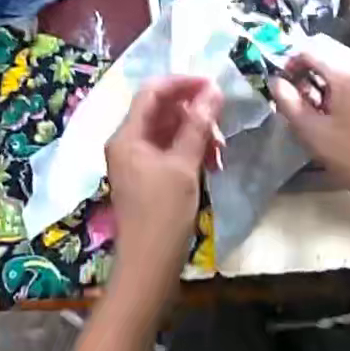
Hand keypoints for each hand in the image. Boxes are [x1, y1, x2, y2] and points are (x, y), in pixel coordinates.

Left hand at [104, 75, 223, 300]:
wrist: (149, 267)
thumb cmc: (163, 215)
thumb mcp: (184, 166)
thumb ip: (198, 125)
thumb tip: (213, 90)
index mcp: (127, 136)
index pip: (152, 92)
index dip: (182, 83)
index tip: (213, 84)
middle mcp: (127, 142)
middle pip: (161, 110)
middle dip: (194, 112)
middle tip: (222, 122)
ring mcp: (137, 160)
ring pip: (169, 130)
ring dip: (197, 133)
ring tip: (221, 151)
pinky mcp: (148, 176)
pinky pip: (170, 150)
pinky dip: (191, 150)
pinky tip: (212, 163)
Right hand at [269, 36, 349, 267]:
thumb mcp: (315, 136)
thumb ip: (289, 103)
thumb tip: (276, 82)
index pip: (311, 47)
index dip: (289, 60)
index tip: (282, 84)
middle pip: (329, 51)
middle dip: (308, 68)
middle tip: (297, 98)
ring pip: (346, 64)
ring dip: (326, 78)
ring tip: (318, 111)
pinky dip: (345, 86)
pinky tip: (342, 116)